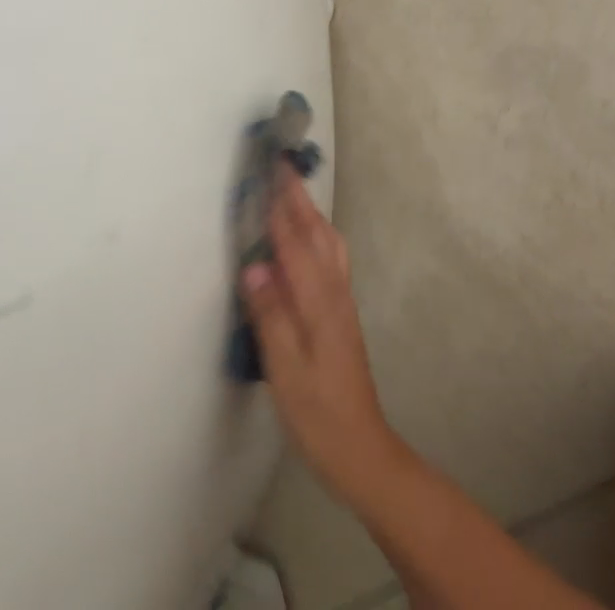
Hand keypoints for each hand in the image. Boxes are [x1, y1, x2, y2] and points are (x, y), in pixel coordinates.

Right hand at [242, 166, 402, 497]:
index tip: (270, 171)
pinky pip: (330, 263)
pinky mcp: (342, 319)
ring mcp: (342, 307)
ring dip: (311, 216)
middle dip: (299, 200)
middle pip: (318, 237)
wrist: (361, 448)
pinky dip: (317, 239)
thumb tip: (253, 267)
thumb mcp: (285, 369)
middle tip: (282, 167)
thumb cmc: (317, 413)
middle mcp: (335, 296)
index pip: (296, 244)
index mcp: (319, 304)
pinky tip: (307, 244)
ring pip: (330, 248)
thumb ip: (271, 316)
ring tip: (292, 195)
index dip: (281, 207)